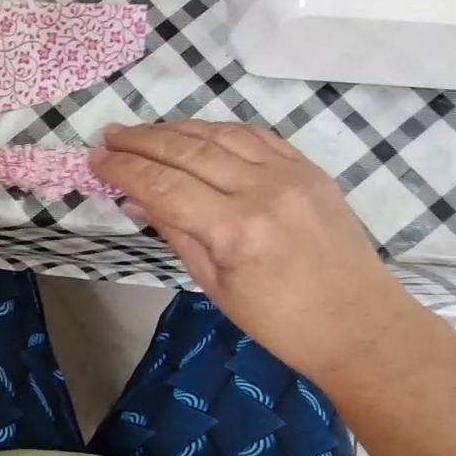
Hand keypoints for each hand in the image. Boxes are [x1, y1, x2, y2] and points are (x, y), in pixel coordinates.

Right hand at [90, 120, 427, 379]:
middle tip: (109, 137)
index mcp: (236, 230)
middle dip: (141, 141)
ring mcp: (291, 174)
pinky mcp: (309, 169)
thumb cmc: (278, 321)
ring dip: (174, 129)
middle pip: (187, 151)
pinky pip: (255, 135)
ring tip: (141, 132)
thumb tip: (134, 200)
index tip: (96, 160)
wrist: (359, 326)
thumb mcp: (213, 284)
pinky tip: (193, 132)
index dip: (124, 169)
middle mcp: (263, 191)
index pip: (163, 185)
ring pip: (219, 134)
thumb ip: (174, 233)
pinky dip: (217, 129)